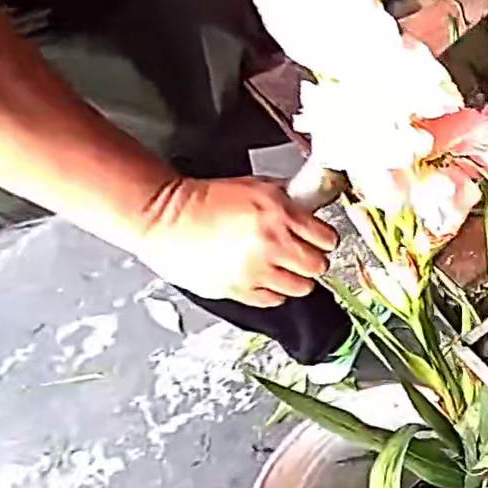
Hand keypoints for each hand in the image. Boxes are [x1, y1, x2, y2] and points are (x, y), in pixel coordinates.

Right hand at [134, 176, 337, 306]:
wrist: (158, 214)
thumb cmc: (207, 199)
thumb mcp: (259, 188)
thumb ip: (295, 200)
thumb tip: (319, 202)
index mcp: (280, 216)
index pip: (329, 240)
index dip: (323, 239)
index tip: (315, 239)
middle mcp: (271, 245)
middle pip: (319, 265)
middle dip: (311, 259)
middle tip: (297, 254)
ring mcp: (254, 270)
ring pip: (303, 287)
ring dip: (295, 278)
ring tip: (280, 267)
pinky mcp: (236, 289)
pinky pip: (275, 300)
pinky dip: (272, 292)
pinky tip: (263, 279)